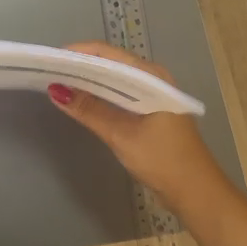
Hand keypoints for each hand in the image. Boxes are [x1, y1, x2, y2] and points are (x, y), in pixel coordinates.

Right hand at [47, 41, 230, 210]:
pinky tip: (81, 100)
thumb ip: (89, 111)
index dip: (79, 53)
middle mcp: (152, 79)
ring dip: (89, 81)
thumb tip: (55, 90)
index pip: (108, 54)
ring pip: (114, 79)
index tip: (52, 58)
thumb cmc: (163, 160)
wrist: (196, 193)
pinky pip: (119, 94)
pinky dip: (100, 94)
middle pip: (110, 63)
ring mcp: (152, 95)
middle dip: (80, 65)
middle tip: (50, 70)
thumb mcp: (121, 135)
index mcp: (151, 77)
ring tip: (58, 82)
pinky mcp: (149, 111)